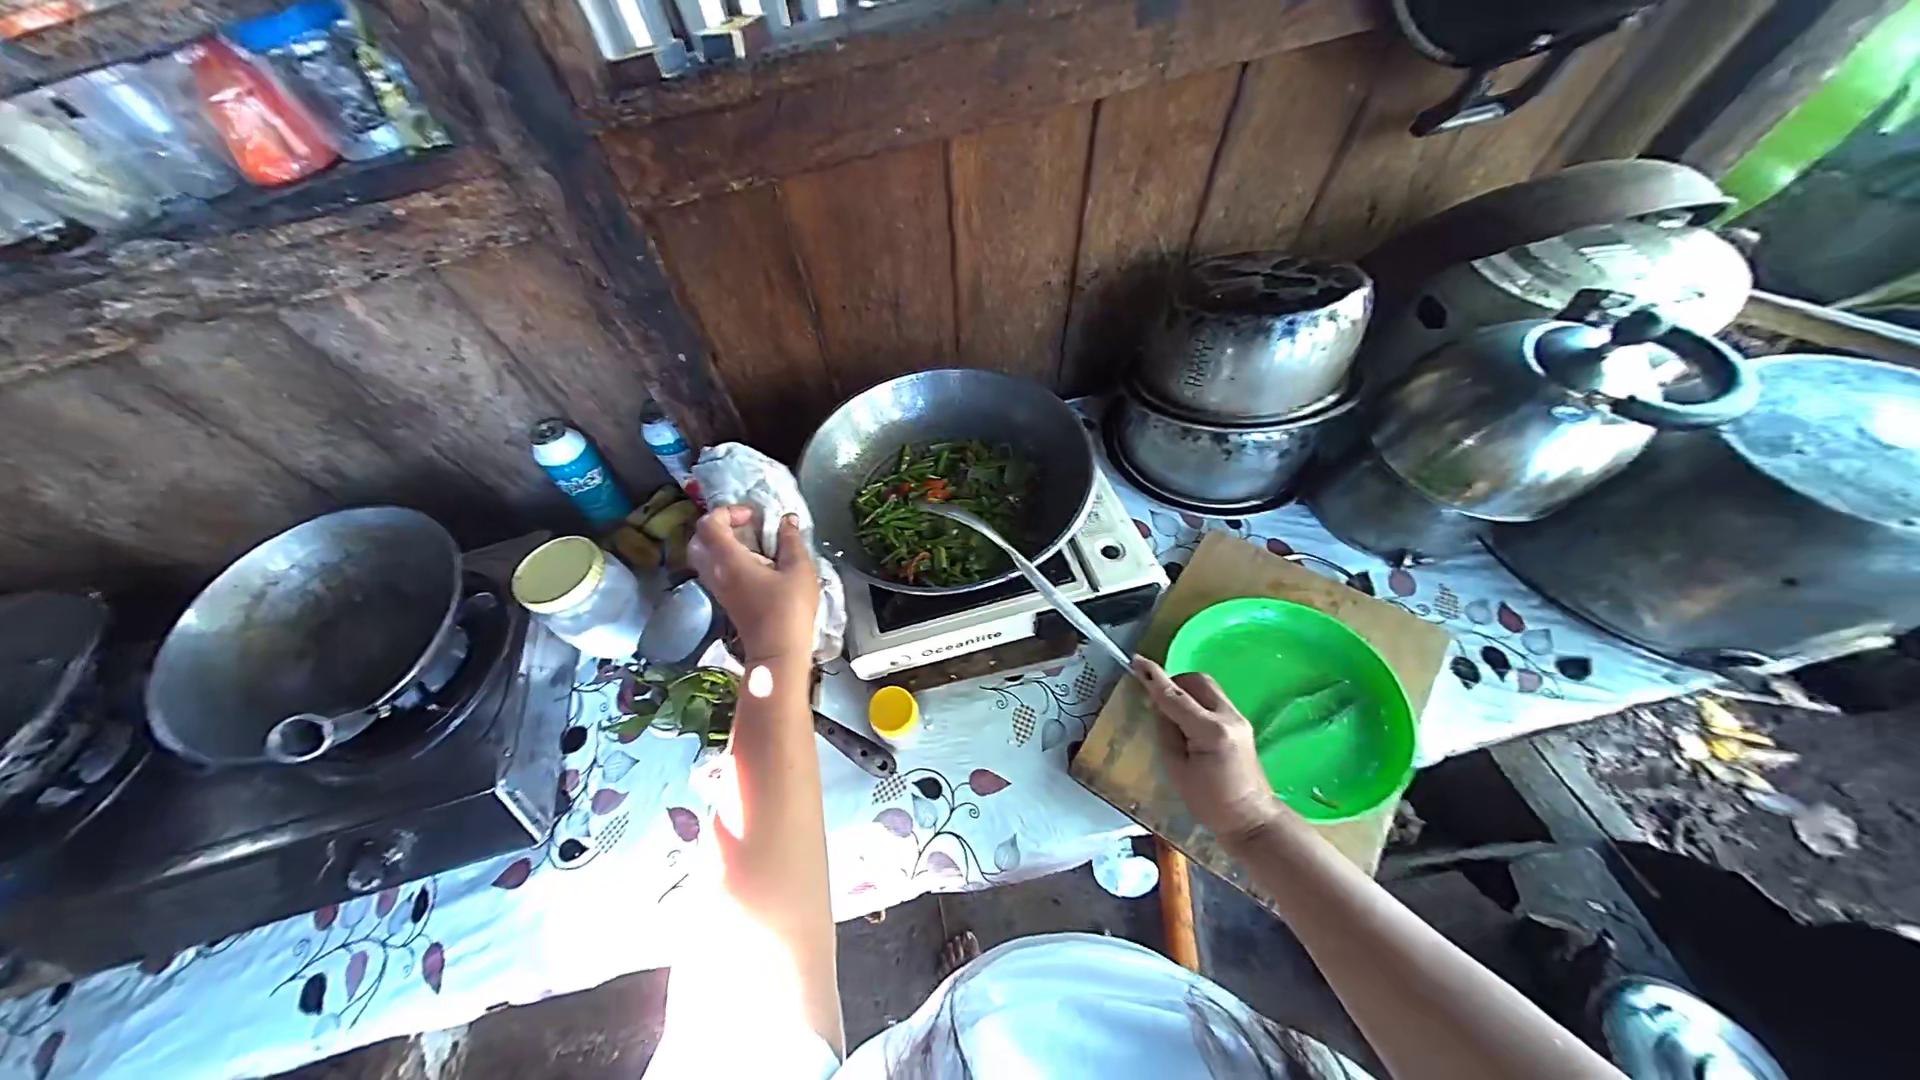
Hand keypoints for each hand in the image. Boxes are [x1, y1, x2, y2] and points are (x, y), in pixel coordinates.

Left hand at [687, 506, 818, 661]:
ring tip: (752, 543)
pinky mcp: (725, 600)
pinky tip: (755, 563)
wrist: (778, 652)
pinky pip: (715, 570)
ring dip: (721, 543)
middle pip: (699, 539)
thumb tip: (788, 520)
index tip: (753, 516)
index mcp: (728, 560)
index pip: (709, 524)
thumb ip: (791, 541)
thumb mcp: (798, 570)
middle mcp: (715, 572)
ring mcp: (718, 588)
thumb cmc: (789, 608)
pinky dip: (726, 559)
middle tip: (746, 526)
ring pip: (704, 556)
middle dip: (719, 526)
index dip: (727, 512)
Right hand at [1134, 656, 1287, 846]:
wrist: (1252, 821)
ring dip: (1186, 691)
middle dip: (1174, 682)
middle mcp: (1228, 717)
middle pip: (1197, 681)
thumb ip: (1167, 732)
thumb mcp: (1177, 769)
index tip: (1137, 661)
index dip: (1154, 678)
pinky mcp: (1241, 723)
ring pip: (1207, 687)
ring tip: (1172, 713)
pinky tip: (1187, 722)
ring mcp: (1239, 719)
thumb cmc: (1210, 802)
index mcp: (1210, 731)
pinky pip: (1213, 700)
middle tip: (1157, 700)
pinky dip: (1196, 701)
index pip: (1176, 697)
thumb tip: (1159, 707)